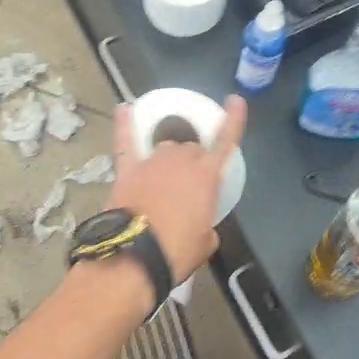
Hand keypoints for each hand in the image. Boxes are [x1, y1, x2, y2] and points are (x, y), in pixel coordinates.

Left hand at [107, 96, 247, 283]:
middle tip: (189, 186)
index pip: (225, 142)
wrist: (135, 256)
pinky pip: (126, 141)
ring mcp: (151, 162)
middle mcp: (180, 160)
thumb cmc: (177, 251)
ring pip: (165, 148)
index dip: (233, 121)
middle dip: (194, 162)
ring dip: (169, 158)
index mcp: (206, 176)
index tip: (235, 101)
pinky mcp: (127, 170)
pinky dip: (124, 124)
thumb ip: (206, 224)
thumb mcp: (206, 242)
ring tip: (165, 178)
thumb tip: (198, 224)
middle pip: (191, 149)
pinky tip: (124, 109)